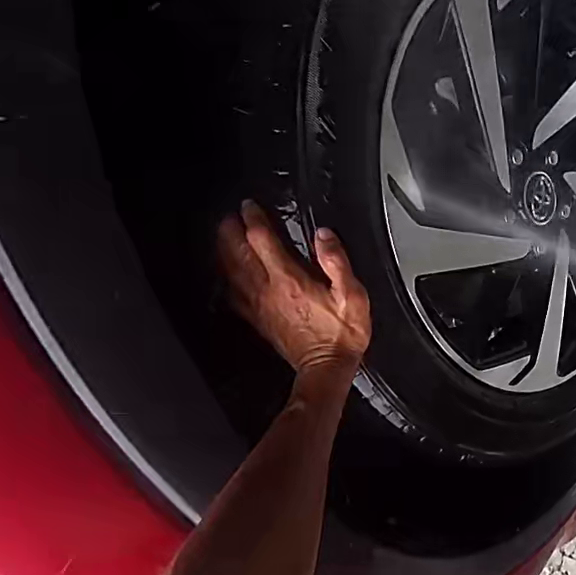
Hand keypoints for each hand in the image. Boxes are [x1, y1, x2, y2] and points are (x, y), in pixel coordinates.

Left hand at [217, 201, 370, 377]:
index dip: (254, 218)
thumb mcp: (353, 296)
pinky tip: (227, 277)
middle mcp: (268, 290)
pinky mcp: (259, 320)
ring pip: (231, 272)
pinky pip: (234, 296)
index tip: (250, 205)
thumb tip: (324, 236)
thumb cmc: (342, 335)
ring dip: (224, 252)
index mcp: (290, 280)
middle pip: (238, 252)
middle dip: (230, 231)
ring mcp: (260, 306)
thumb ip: (337, 262)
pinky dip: (227, 281)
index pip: (262, 239)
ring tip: (222, 238)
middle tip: (229, 217)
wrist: (327, 369)